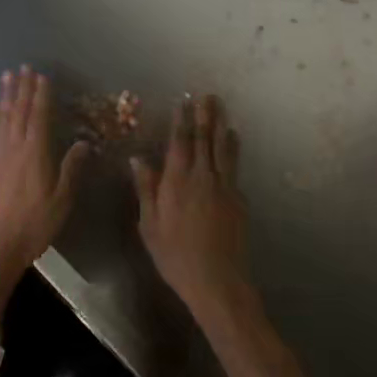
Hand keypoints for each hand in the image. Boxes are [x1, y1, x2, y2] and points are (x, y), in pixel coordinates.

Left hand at [0, 67, 89, 278]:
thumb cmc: (34, 223)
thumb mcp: (61, 199)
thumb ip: (71, 169)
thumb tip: (84, 143)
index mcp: (35, 152)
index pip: (39, 116)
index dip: (41, 95)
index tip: (42, 76)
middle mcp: (14, 146)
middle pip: (19, 111)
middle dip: (23, 88)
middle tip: (23, 67)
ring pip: (3, 117)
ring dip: (6, 95)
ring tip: (7, 76)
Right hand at [131, 95, 250, 315]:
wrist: (217, 281)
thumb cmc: (175, 254)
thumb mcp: (149, 223)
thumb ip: (146, 188)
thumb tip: (138, 158)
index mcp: (178, 180)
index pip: (180, 141)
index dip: (182, 118)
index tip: (184, 100)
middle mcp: (203, 176)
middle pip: (205, 139)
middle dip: (206, 115)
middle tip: (208, 95)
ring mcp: (224, 187)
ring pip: (223, 149)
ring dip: (222, 126)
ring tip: (222, 110)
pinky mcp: (238, 200)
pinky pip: (234, 167)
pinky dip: (233, 149)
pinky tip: (233, 141)